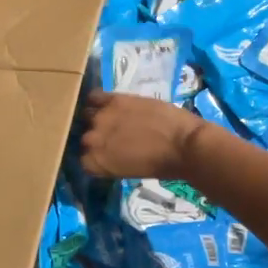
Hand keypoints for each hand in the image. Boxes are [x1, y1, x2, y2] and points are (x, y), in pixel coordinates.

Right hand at [79, 90, 208, 179]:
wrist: (184, 145)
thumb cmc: (161, 165)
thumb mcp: (128, 171)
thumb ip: (110, 160)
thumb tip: (107, 152)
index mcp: (95, 162)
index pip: (83, 158)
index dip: (93, 155)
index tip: (104, 154)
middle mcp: (91, 140)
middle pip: (85, 136)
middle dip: (95, 136)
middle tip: (112, 136)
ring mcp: (101, 118)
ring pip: (87, 115)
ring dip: (96, 117)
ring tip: (111, 118)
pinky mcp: (114, 100)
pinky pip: (94, 96)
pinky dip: (97, 100)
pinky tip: (108, 103)